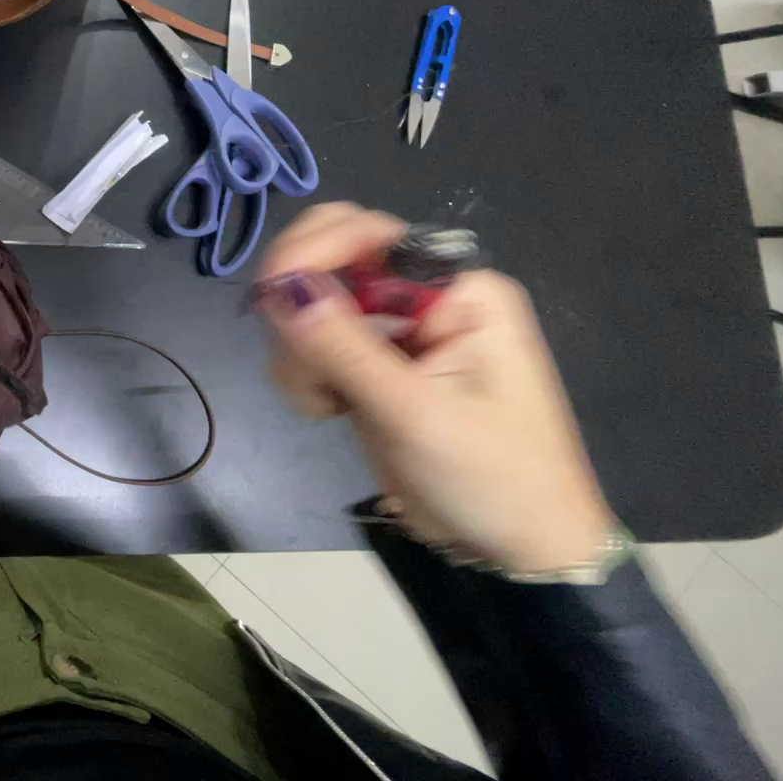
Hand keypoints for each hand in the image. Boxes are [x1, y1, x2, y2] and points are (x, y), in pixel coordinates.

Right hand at [257, 202, 615, 574]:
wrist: (511, 549)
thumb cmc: (491, 479)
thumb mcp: (415, 414)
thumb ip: (344, 347)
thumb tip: (281, 286)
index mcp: (456, 292)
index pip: (363, 234)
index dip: (310, 252)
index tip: (271, 297)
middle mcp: (419, 298)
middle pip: (322, 263)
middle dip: (298, 310)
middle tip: (304, 360)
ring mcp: (388, 331)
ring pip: (302, 308)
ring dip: (299, 356)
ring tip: (328, 404)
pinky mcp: (363, 362)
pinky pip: (303, 344)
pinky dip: (300, 375)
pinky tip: (327, 410)